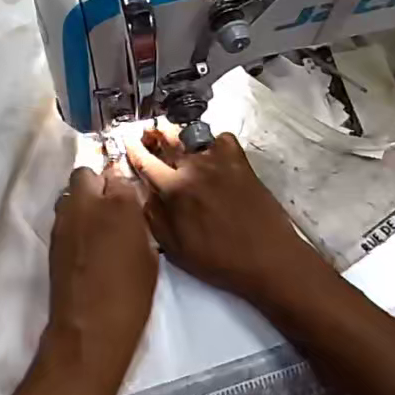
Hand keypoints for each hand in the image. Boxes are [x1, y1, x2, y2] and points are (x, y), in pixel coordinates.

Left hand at [44, 162, 158, 379]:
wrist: (89, 327)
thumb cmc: (131, 296)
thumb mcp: (149, 257)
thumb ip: (137, 225)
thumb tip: (130, 215)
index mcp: (119, 205)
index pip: (119, 177)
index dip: (125, 189)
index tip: (130, 203)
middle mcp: (87, 203)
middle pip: (86, 175)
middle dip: (97, 185)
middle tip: (110, 208)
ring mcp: (64, 219)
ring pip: (70, 193)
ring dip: (82, 201)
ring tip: (96, 225)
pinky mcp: (51, 237)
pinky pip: (62, 216)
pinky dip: (73, 221)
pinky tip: (84, 242)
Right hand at [126, 127, 329, 310]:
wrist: (268, 258)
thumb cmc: (219, 260)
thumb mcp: (175, 248)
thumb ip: (154, 216)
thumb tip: (145, 193)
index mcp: (175, 189)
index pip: (145, 161)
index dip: (133, 149)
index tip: (127, 142)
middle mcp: (195, 168)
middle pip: (168, 138)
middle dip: (154, 134)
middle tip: (148, 137)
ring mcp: (220, 162)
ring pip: (193, 135)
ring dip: (179, 135)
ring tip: (175, 142)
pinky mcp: (241, 163)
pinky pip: (222, 139)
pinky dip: (212, 141)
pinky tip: (210, 153)